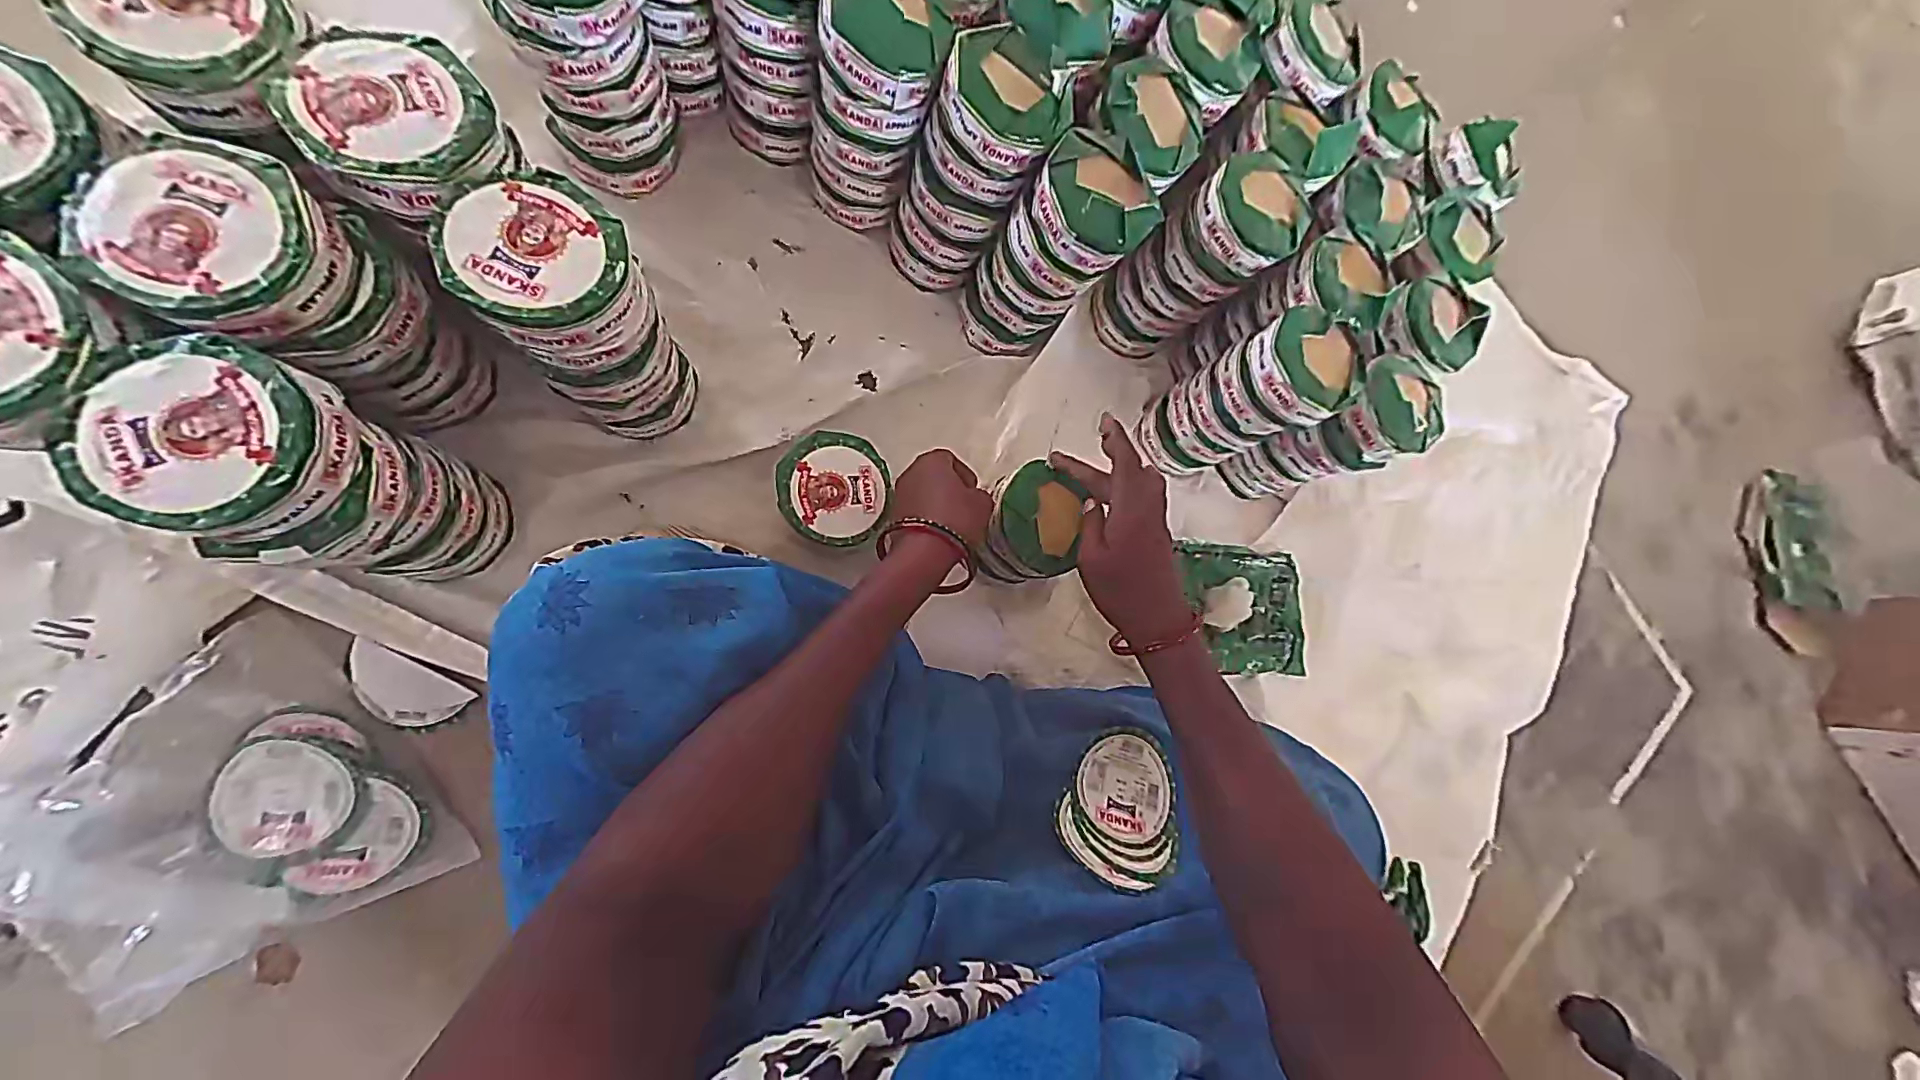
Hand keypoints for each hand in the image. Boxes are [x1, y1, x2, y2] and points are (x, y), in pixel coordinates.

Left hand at [890, 448, 992, 549]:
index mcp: (932, 460)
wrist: (924, 551)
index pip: (951, 459)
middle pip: (932, 475)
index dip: (964, 475)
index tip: (973, 491)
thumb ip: (979, 495)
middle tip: (963, 506)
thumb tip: (974, 498)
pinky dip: (924, 518)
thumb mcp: (983, 504)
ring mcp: (898, 495)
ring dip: (934, 504)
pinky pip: (913, 512)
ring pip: (921, 493)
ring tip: (951, 523)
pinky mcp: (892, 517)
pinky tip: (937, 533)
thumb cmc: (956, 519)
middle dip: (947, 488)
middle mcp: (910, 472)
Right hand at [1051, 415, 1193, 645]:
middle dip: (1098, 461)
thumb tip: (1092, 503)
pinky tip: (1106, 498)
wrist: (1157, 618)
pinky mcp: (1155, 533)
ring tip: (1086, 474)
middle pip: (1126, 473)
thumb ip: (1090, 525)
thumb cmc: (1120, 591)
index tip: (1104, 422)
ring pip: (1137, 484)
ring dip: (1114, 473)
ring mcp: (1154, 521)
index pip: (1125, 464)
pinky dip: (1122, 488)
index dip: (1115, 440)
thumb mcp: (1091, 559)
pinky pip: (1140, 498)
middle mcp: (1146, 509)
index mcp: (1130, 510)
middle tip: (1063, 460)